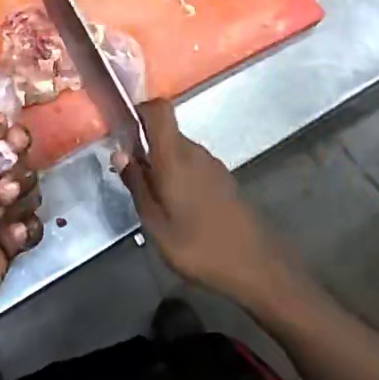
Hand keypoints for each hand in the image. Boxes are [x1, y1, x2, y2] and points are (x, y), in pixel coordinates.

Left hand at [0, 122, 41, 321]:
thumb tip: (0, 116)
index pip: (2, 139)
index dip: (15, 140)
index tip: (19, 144)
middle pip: (21, 165)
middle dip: (16, 178)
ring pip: (31, 194)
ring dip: (18, 207)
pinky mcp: (12, 237)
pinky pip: (35, 223)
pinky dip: (23, 231)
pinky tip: (9, 240)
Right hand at [119, 99, 306, 307]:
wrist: (258, 270)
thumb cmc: (199, 246)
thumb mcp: (154, 223)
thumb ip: (136, 184)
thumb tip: (120, 153)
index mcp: (175, 156)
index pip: (160, 109)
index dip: (140, 109)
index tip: (125, 130)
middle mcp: (195, 153)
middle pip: (166, 132)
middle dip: (145, 148)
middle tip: (133, 180)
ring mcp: (213, 166)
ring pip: (178, 151)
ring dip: (163, 166)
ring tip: (156, 201)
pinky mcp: (224, 181)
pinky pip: (193, 166)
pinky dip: (180, 177)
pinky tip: (180, 209)